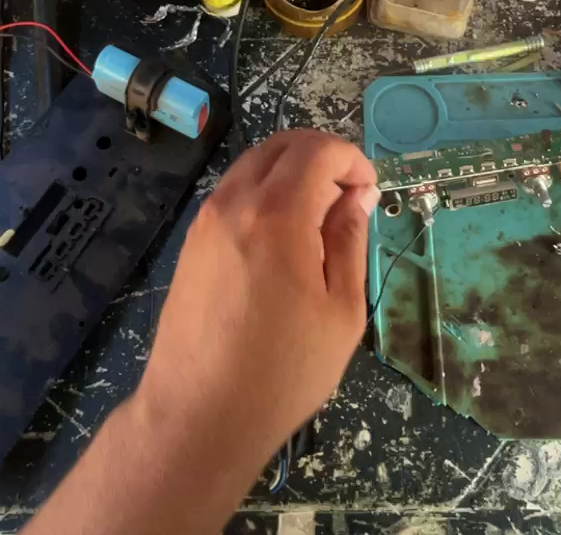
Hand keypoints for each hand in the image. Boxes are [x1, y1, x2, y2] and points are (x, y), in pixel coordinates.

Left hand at [130, 130, 378, 471]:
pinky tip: (282, 236)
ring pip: (255, 163)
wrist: (197, 416)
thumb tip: (358, 195)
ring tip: (317, 218)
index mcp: (277, 214)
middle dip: (323, 156)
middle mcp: (235, 201)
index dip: (351, 160)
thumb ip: (350, 240)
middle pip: (283, 144)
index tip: (368, 191)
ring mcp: (207, 218)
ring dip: (292, 171)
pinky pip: (234, 191)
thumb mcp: (341, 309)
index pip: (318, 151)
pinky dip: (265, 190)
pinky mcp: (193, 239)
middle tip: (347, 196)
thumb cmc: (282, 370)